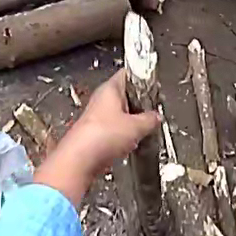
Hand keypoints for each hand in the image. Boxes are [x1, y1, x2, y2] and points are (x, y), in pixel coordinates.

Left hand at [35, 71, 161, 205]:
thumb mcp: (136, 126)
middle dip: (140, 103)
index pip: (128, 74)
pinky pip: (115, 129)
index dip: (143, 77)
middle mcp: (102, 99)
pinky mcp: (95, 134)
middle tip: (153, 111)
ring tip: (144, 129)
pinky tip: (131, 143)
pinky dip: (124, 135)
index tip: (155, 86)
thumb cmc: (104, 136)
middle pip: (126, 94)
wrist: (79, 161)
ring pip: (121, 113)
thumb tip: (156, 117)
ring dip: (133, 121)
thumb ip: (150, 119)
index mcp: (110, 89)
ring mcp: (97, 116)